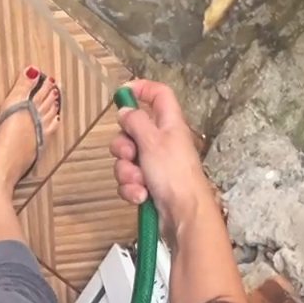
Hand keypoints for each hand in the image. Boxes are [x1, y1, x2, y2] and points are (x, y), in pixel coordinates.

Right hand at [110, 80, 212, 224]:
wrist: (181, 213)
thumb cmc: (174, 176)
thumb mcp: (152, 141)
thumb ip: (135, 122)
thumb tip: (125, 111)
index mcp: (169, 124)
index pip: (158, 95)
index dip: (141, 89)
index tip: (122, 93)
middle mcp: (161, 142)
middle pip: (131, 132)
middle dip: (123, 146)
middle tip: (131, 155)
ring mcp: (154, 165)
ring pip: (126, 160)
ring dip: (127, 173)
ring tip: (139, 182)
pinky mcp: (148, 185)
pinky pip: (129, 181)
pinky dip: (131, 189)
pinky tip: (140, 196)